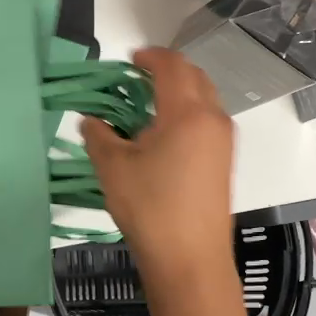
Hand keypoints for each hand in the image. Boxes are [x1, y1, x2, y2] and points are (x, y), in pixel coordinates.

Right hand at [81, 48, 234, 270]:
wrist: (189, 258)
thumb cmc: (149, 208)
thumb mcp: (113, 168)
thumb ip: (99, 135)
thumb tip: (91, 120)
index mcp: (187, 113)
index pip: (172, 67)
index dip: (150, 57)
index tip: (129, 59)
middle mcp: (212, 119)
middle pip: (194, 77)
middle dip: (166, 71)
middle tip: (137, 78)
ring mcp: (223, 141)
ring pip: (204, 99)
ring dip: (178, 92)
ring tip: (146, 106)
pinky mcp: (224, 161)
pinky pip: (207, 121)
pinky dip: (186, 113)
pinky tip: (162, 135)